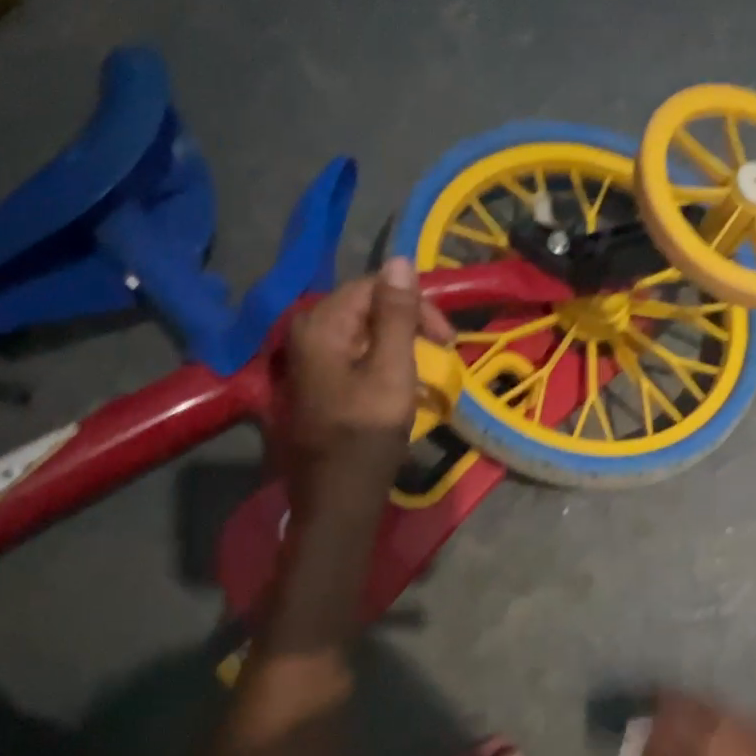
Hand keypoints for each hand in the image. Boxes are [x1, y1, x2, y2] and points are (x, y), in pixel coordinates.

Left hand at [286, 256, 455, 484]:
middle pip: (365, 307)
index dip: (416, 305)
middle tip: (443, 351)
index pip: (373, 287)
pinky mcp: (318, 382)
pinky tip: (403, 383)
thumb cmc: (367, 435)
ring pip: (363, 332)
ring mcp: (309, 359)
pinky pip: (355, 355)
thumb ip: (397, 316)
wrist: (338, 495)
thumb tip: (400, 259)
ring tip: (427, 368)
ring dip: (400, 344)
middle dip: (409, 323)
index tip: (448, 339)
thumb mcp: (392, 372)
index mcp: (322, 324)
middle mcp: (307, 332)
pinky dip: (384, 362)